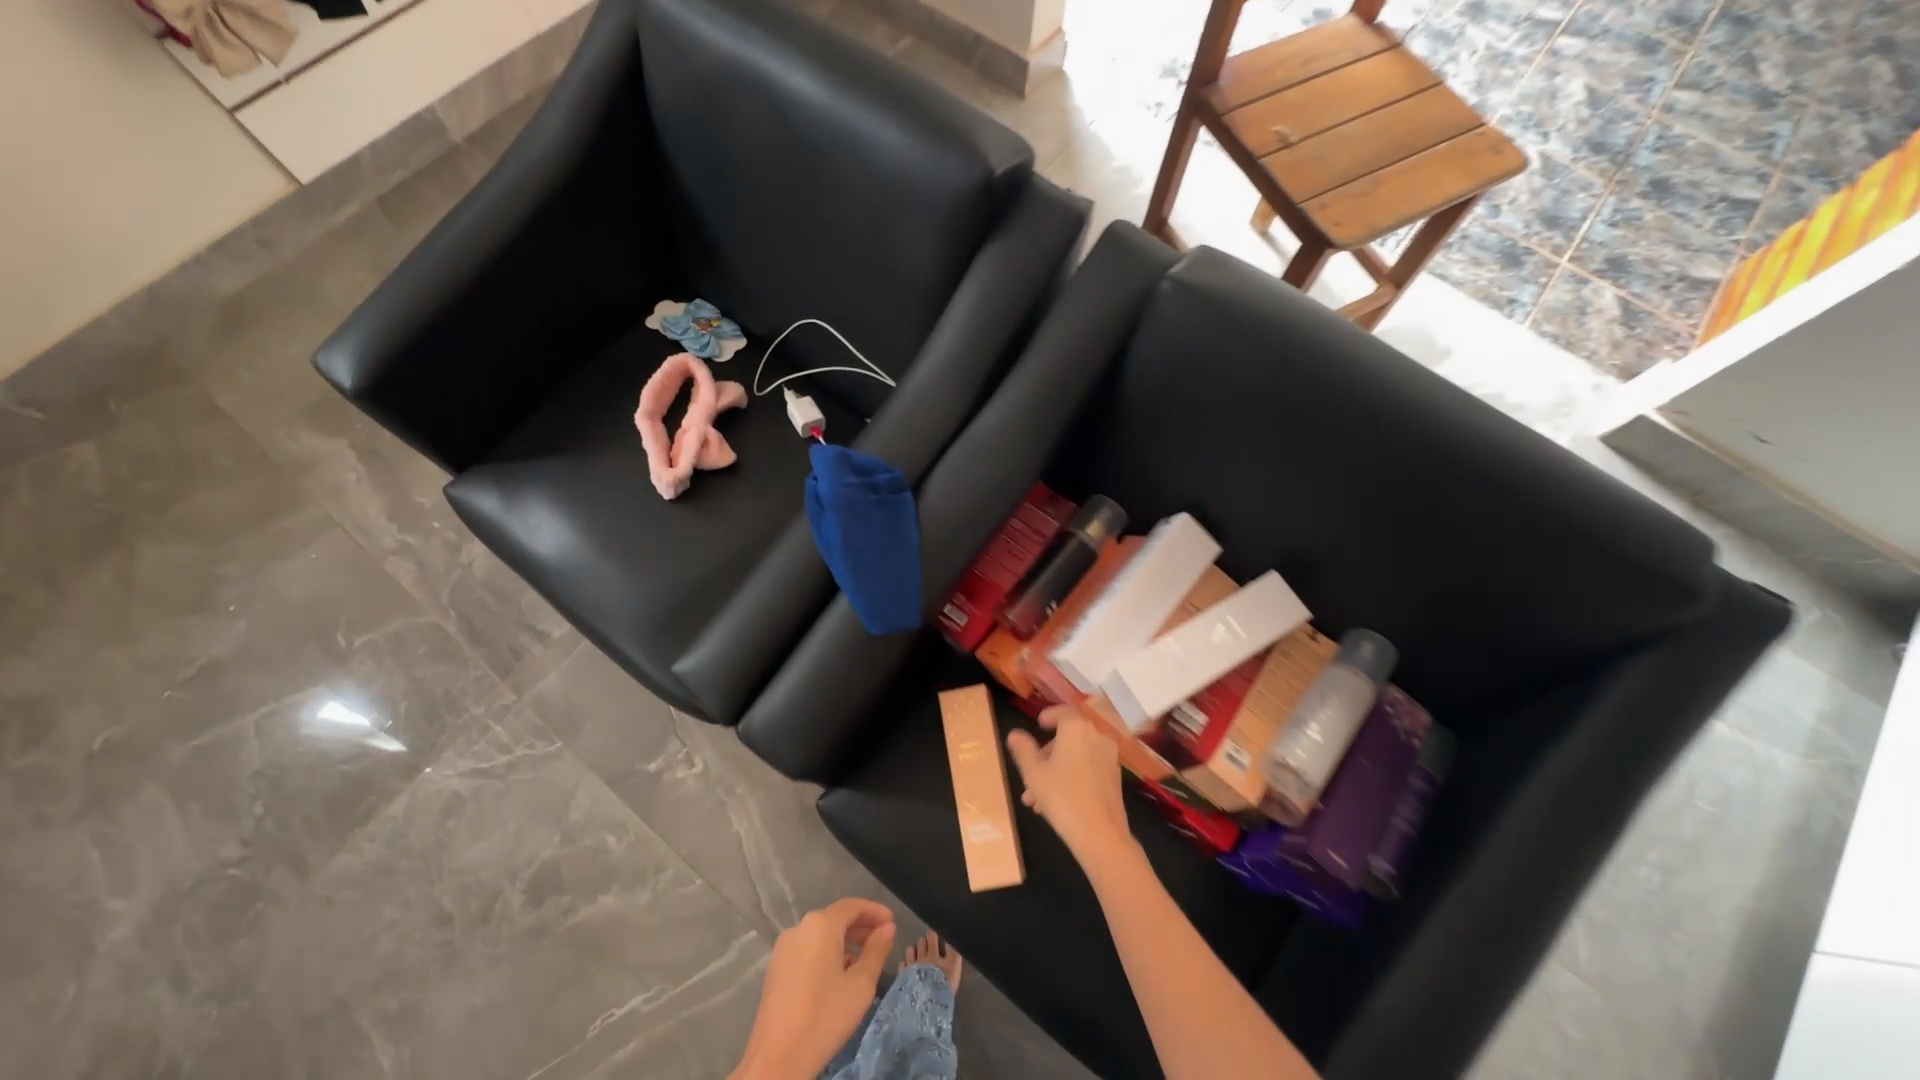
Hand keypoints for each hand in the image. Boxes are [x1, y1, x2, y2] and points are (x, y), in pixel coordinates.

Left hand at [732, 898, 896, 1079]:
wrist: (778, 1057)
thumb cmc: (825, 1016)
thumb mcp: (861, 984)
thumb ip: (877, 950)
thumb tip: (887, 928)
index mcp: (820, 926)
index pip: (852, 906)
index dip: (875, 911)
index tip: (893, 922)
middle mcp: (798, 929)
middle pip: (835, 918)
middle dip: (861, 927)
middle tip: (883, 942)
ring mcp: (783, 949)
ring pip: (820, 935)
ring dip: (844, 942)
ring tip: (865, 962)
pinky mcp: (776, 968)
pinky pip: (808, 950)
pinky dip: (827, 953)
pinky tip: (839, 976)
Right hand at [1006, 705, 1136, 868]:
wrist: (1100, 833)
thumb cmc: (1062, 796)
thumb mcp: (1033, 773)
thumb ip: (1023, 749)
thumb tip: (1015, 734)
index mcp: (1077, 729)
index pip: (1063, 712)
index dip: (1050, 716)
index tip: (1039, 723)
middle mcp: (1097, 737)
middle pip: (1068, 738)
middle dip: (1047, 755)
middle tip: (1030, 774)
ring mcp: (1109, 758)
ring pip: (1077, 757)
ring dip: (1056, 771)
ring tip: (1036, 798)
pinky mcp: (1115, 778)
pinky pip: (1089, 769)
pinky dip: (1073, 777)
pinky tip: (1057, 802)